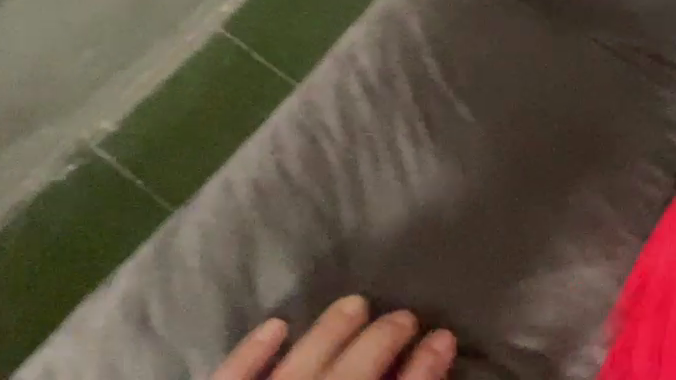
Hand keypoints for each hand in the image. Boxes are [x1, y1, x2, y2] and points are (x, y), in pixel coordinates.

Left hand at [213, 297, 455, 379]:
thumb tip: (420, 362)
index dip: (424, 369)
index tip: (444, 336)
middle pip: (353, 374)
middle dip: (383, 341)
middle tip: (406, 315)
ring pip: (300, 368)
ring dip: (329, 333)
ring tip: (356, 303)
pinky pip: (231, 379)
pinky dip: (251, 354)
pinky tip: (276, 325)